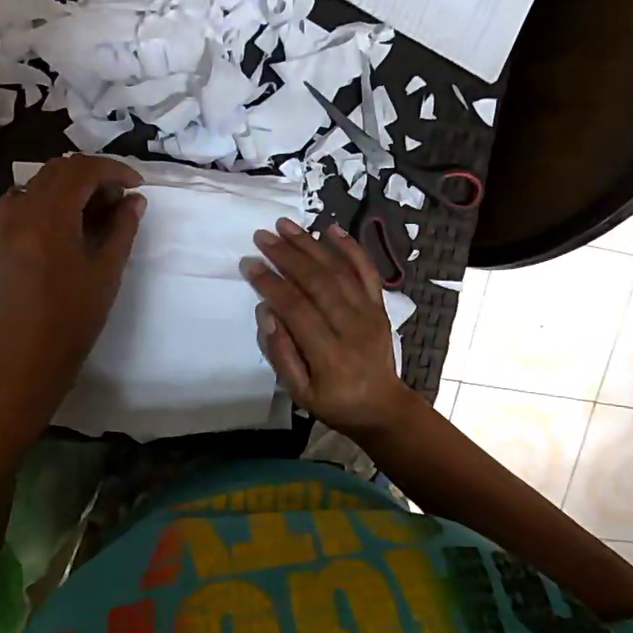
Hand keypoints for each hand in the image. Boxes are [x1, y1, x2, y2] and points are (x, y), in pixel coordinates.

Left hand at [0, 155, 144, 388]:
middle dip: (93, 176)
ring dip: (69, 186)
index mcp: (49, 217)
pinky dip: (47, 200)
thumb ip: (122, 228)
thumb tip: (134, 200)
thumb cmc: (75, 315)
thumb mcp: (108, 270)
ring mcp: (4, 223)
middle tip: (118, 200)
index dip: (113, 170)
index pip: (82, 170)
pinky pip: (22, 201)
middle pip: (58, 170)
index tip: (136, 185)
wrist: (30, 352)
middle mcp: (21, 211)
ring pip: (39, 183)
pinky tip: (64, 224)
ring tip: (93, 211)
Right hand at [243, 219, 416, 435]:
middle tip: (262, 237)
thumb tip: (267, 312)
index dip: (272, 284)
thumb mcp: (299, 392)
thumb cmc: (334, 402)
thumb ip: (281, 354)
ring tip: (286, 226)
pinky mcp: (380, 306)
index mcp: (330, 355)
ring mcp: (370, 313)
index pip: (297, 309)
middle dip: (288, 256)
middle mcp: (352, 328)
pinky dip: (350, 248)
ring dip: (311, 245)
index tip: (250, 264)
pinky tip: (331, 229)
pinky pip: (367, 271)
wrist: (382, 406)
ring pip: (340, 271)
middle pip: (319, 282)